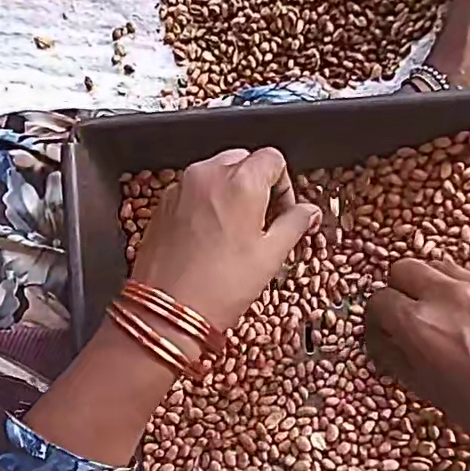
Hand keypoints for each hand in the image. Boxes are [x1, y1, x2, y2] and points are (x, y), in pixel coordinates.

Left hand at [131, 148, 320, 331]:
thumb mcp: (270, 256)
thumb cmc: (218, 287)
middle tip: (262, 224)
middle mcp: (207, 175)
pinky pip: (192, 192)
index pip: (273, 159)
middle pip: (243, 162)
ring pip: (215, 176)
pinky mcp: (162, 205)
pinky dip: (205, 206)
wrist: (169, 311)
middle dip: (257, 187)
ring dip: (230, 195)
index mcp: (241, 181)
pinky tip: (210, 240)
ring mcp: (181, 188)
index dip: (285, 186)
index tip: (284, 213)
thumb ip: (294, 224)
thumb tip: (307, 212)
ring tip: (234, 236)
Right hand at [365, 258, 469, 442]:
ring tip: (443, 315)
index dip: (377, 316)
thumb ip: (396, 355)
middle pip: (405, 268)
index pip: (379, 299)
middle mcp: (448, 295)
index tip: (383, 328)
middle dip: (400, 289)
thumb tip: (384, 338)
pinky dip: (469, 296)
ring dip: (432, 286)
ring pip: (441, 267)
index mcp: (420, 323)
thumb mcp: (426, 388)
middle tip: (408, 314)